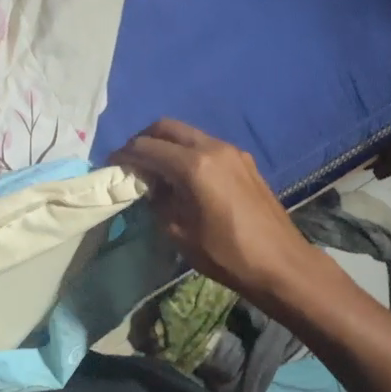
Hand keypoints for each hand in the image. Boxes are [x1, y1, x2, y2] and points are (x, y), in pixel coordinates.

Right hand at [110, 120, 323, 297]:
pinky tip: (182, 179)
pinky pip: (206, 146)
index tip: (110, 167)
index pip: (147, 147)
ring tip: (154, 172)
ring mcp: (232, 152)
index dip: (124, 155)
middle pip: (167, 128)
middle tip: (130, 163)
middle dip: (143, 140)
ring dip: (166, 146)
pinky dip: (187, 154)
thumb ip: (158, 202)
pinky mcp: (244, 162)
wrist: (279, 263)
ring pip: (188, 135)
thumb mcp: (179, 232)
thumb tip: (150, 188)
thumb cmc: (225, 254)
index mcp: (194, 166)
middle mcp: (213, 148)